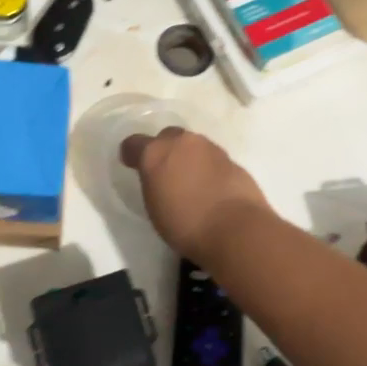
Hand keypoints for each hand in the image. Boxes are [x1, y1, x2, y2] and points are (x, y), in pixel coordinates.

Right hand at [119, 127, 269, 259]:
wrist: (235, 229)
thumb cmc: (185, 225)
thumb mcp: (155, 207)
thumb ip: (154, 184)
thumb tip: (159, 179)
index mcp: (156, 153)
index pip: (134, 143)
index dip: (131, 153)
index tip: (131, 162)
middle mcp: (182, 143)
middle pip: (168, 136)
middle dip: (164, 149)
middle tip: (165, 171)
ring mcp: (210, 149)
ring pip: (193, 146)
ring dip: (189, 158)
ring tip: (190, 182)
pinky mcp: (232, 160)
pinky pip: (213, 159)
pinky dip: (209, 169)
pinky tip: (211, 188)